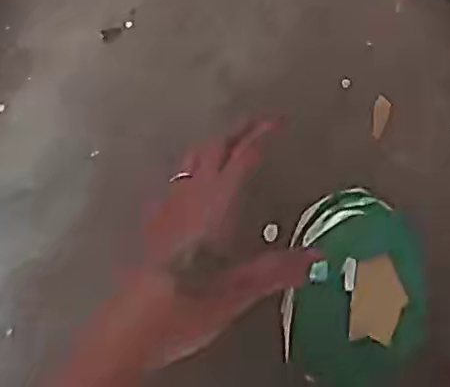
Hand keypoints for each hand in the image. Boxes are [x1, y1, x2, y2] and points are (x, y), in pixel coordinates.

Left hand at [127, 120, 319, 370]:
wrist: (133, 327)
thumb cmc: (191, 302)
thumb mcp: (242, 289)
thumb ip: (279, 269)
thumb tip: (316, 256)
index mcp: (220, 199)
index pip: (245, 154)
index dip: (263, 134)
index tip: (279, 121)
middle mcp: (195, 193)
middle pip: (216, 145)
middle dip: (239, 131)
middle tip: (258, 125)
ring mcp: (171, 204)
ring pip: (192, 157)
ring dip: (213, 144)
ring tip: (228, 144)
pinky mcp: (154, 221)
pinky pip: (175, 181)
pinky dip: (190, 171)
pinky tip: (192, 185)